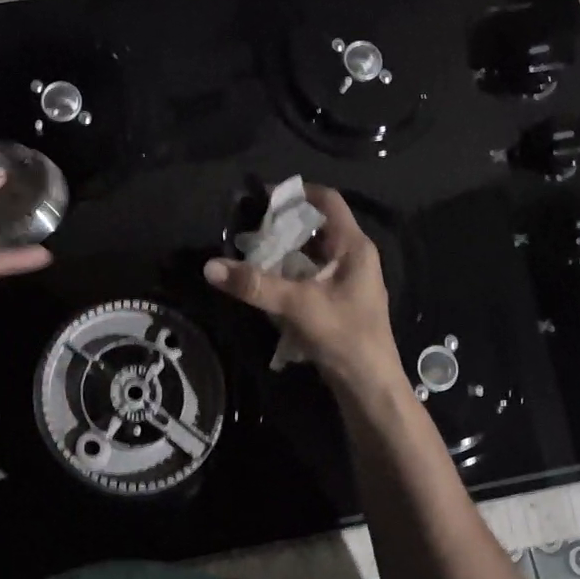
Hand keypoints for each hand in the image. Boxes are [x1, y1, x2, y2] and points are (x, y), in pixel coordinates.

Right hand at [202, 184, 401, 386]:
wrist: (369, 385)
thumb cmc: (343, 336)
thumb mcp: (296, 306)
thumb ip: (254, 284)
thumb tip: (210, 266)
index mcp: (353, 247)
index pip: (328, 201)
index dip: (297, 193)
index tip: (264, 196)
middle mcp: (353, 257)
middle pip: (316, 227)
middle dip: (282, 224)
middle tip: (248, 227)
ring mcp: (346, 280)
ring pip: (311, 252)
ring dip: (283, 250)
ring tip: (250, 251)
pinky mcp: (337, 300)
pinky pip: (310, 274)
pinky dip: (288, 272)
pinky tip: (265, 282)